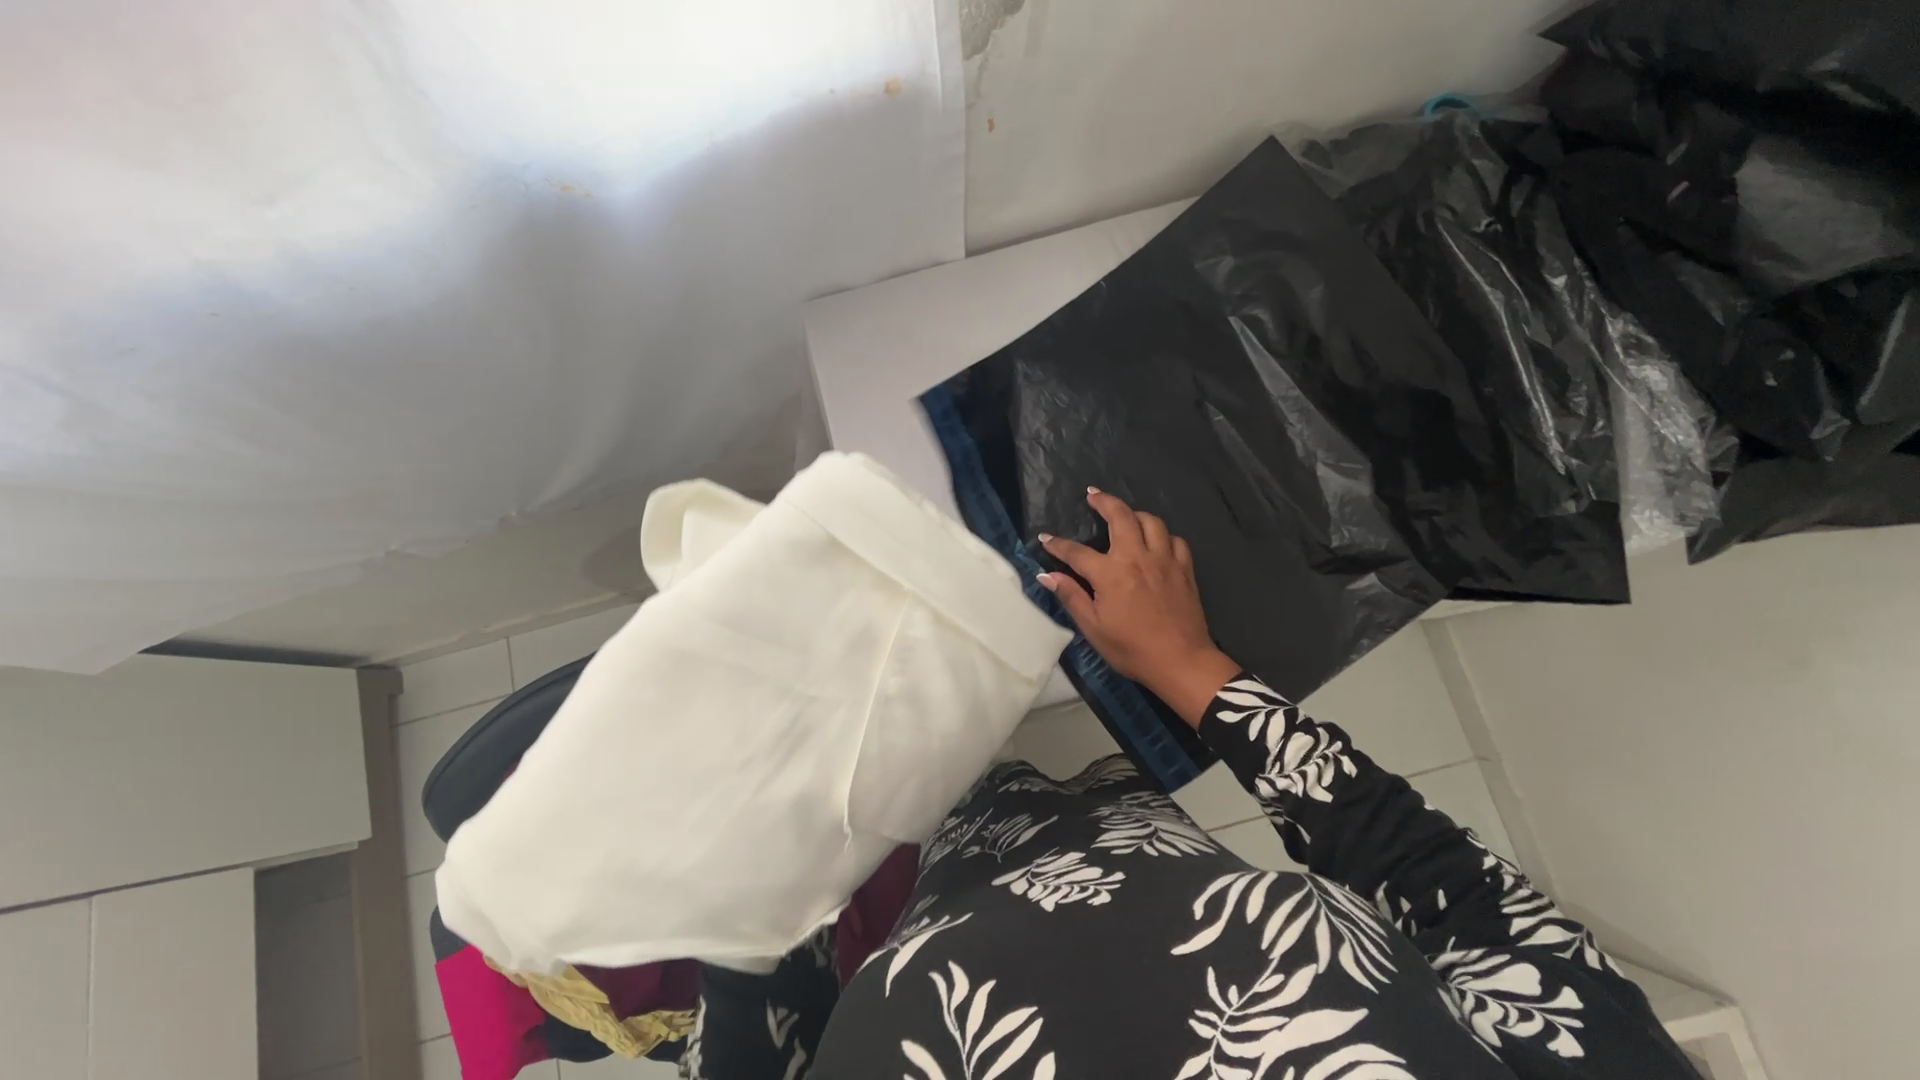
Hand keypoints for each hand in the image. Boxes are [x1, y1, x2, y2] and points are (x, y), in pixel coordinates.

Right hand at [1037, 489, 1241, 727]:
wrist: (1181, 661)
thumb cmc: (1132, 649)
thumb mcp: (1093, 628)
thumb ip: (1071, 597)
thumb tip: (1047, 575)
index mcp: (1110, 573)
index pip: (1077, 552)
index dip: (1058, 545)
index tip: (1046, 539)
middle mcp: (1137, 557)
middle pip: (1121, 516)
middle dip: (1104, 501)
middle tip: (1093, 494)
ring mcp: (1164, 560)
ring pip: (1151, 521)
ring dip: (1135, 513)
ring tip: (1125, 515)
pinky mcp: (1185, 569)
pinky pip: (1175, 540)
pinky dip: (1163, 535)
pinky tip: (1157, 541)